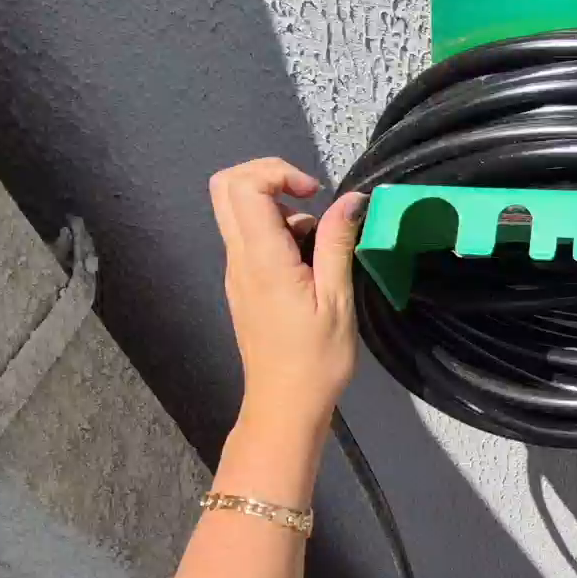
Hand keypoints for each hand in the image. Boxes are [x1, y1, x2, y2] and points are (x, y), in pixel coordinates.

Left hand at [208, 158, 366, 437]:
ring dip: (279, 206)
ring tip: (319, 240)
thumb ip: (337, 242)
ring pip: (239, 211)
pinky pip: (251, 237)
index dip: (278, 171)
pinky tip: (311, 261)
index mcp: (261, 260)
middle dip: (269, 175)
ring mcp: (237, 271)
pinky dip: (279, 230)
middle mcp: (239, 259)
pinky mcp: (244, 283)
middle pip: (226, 188)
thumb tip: (350, 198)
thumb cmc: (316, 358)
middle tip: (310, 195)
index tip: (316, 193)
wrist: (285, 406)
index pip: (244, 186)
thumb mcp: (338, 299)